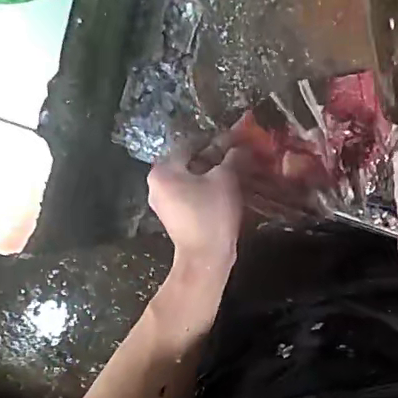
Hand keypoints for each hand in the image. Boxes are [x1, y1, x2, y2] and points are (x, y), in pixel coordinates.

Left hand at [148, 148, 242, 276]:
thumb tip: (241, 146)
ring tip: (236, 173)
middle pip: (189, 163)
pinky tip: (226, 191)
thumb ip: (232, 158)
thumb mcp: (226, 180)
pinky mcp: (174, 217)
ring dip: (213, 175)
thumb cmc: (212, 214)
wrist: (205, 258)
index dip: (216, 140)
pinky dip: (207, 190)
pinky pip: (191, 195)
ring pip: (191, 180)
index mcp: (163, 171)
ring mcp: (163, 203)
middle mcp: (157, 185)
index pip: (190, 145)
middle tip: (238, 156)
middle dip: (215, 159)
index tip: (236, 140)